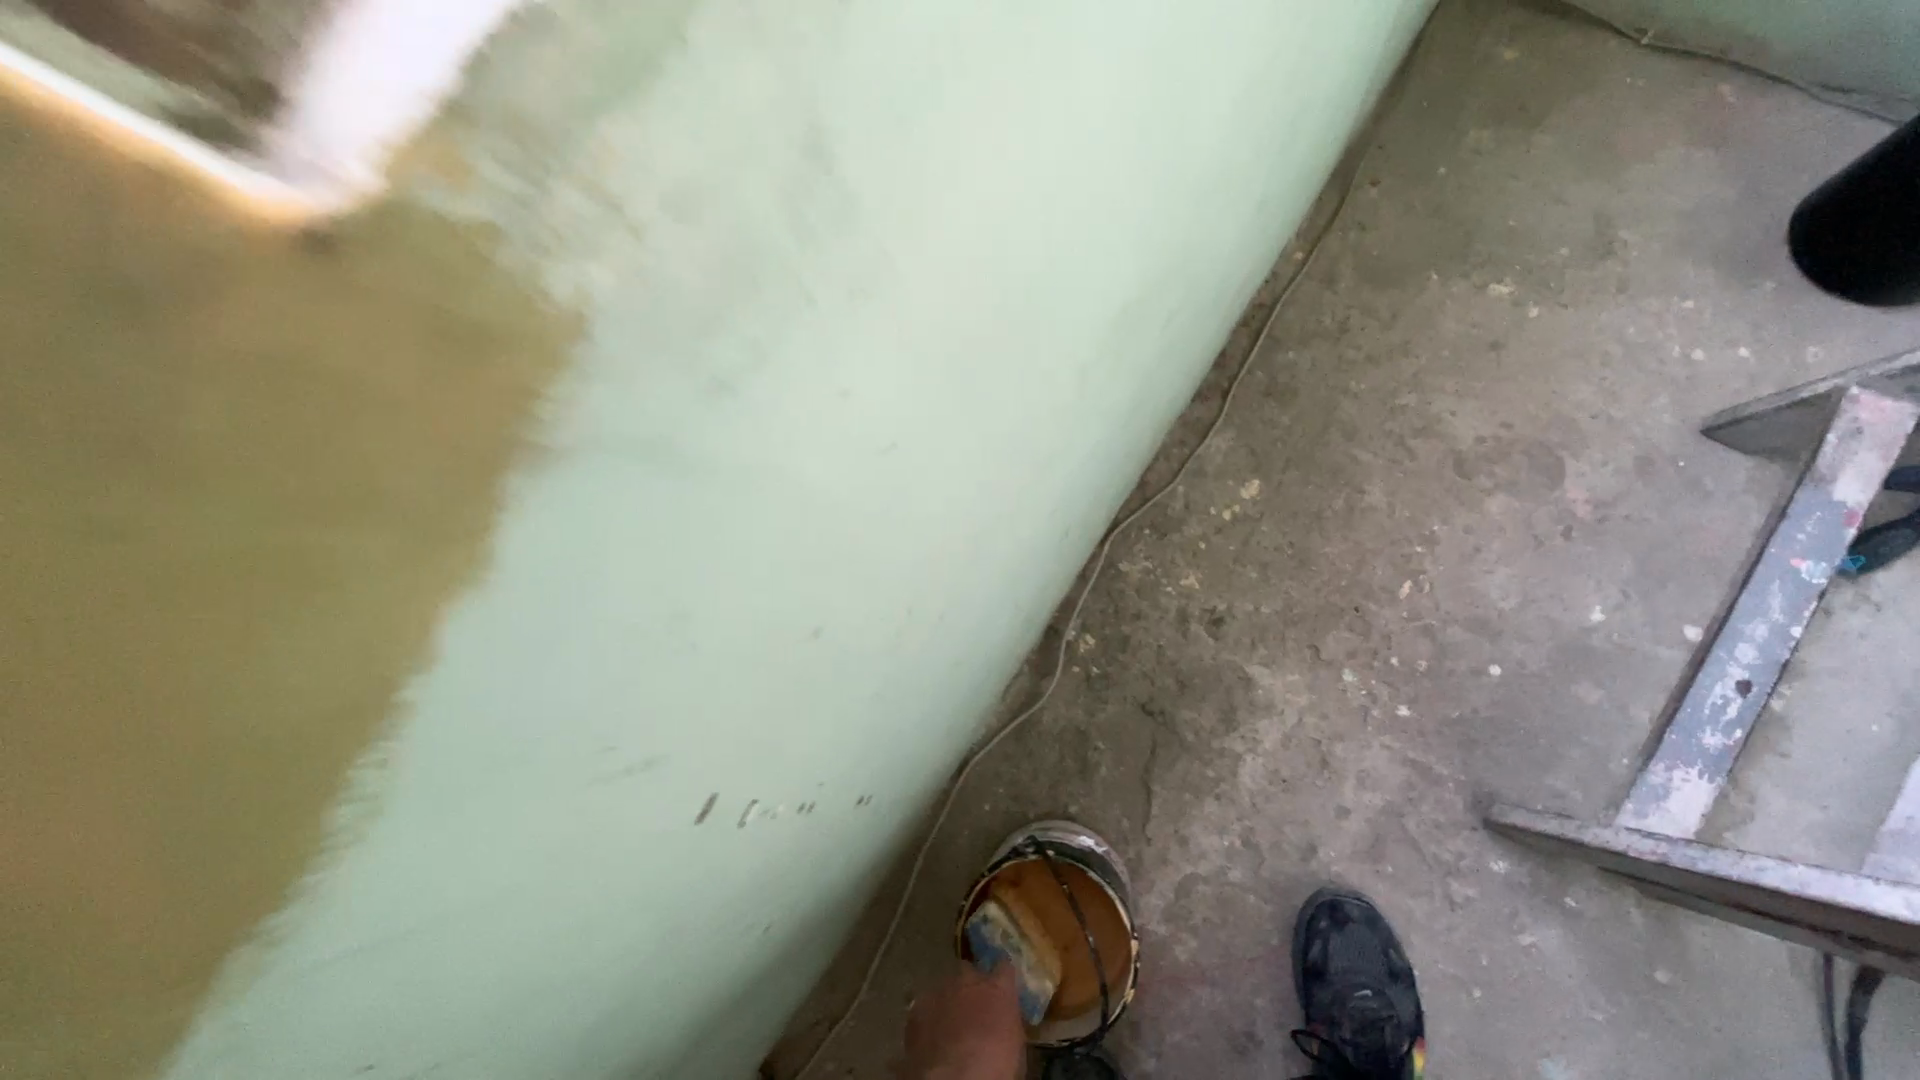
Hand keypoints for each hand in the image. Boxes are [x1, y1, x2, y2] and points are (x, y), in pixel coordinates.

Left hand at [898, 962, 1026, 1079]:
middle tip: (972, 1009)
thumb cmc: (996, 1065)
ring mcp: (939, 991)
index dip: (1001, 978)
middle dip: (970, 986)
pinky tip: (930, 1037)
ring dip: (947, 1001)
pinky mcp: (917, 1008)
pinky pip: (924, 1006)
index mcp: (998, 988)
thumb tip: (1001, 1020)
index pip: (1004, 967)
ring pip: (944, 987)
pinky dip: (928, 1017)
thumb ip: (1006, 1020)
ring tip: (948, 1025)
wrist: (955, 1078)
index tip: (1001, 988)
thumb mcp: (1014, 1042)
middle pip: (968, 972)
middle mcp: (968, 980)